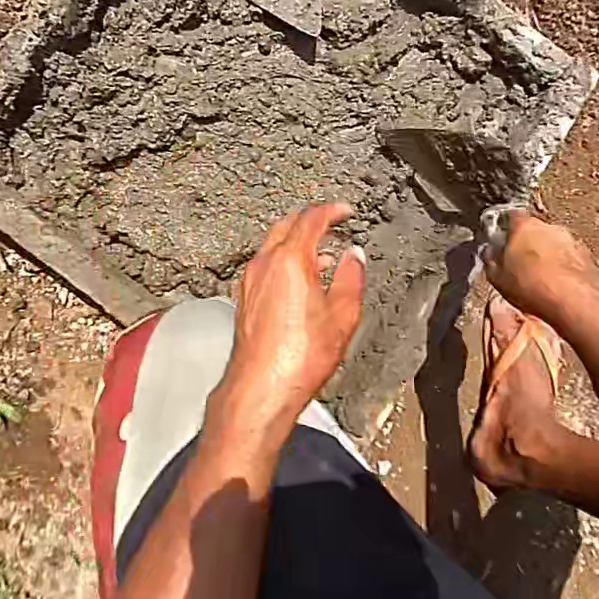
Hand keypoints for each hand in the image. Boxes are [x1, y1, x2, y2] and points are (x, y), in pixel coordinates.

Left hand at [211, 204, 365, 436]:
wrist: (260, 387)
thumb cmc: (298, 357)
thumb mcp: (343, 314)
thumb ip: (352, 277)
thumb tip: (354, 256)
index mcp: (290, 259)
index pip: (311, 218)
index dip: (332, 211)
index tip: (345, 211)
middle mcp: (264, 264)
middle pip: (286, 225)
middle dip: (311, 220)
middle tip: (332, 224)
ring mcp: (250, 281)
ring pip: (272, 245)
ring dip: (296, 241)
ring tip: (322, 255)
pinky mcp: (244, 299)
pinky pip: (265, 266)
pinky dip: (283, 261)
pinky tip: (298, 280)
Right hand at [481, 211, 598, 319]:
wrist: (573, 302)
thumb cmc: (532, 286)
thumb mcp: (497, 277)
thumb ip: (492, 260)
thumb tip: (490, 254)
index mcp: (524, 226)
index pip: (511, 217)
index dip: (504, 230)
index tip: (500, 243)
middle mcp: (549, 227)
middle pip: (534, 231)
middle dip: (526, 244)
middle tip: (517, 265)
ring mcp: (571, 241)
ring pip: (553, 244)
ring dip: (546, 256)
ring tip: (538, 280)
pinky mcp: (587, 257)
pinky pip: (568, 258)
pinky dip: (561, 268)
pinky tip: (555, 286)